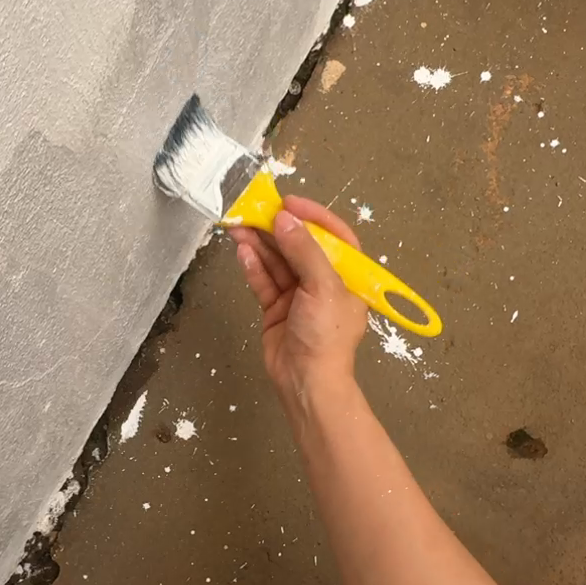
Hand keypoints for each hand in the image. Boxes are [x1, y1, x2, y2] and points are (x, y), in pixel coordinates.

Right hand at [228, 196, 368, 406]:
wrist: (307, 382)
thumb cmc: (326, 334)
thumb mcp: (323, 287)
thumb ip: (303, 251)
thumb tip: (284, 219)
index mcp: (347, 275)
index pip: (332, 235)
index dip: (311, 216)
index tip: (287, 202)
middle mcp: (323, 282)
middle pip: (299, 246)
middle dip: (277, 228)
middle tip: (252, 210)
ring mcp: (298, 296)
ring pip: (278, 262)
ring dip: (260, 244)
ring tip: (238, 225)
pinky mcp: (276, 309)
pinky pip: (264, 282)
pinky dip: (253, 266)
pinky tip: (241, 251)